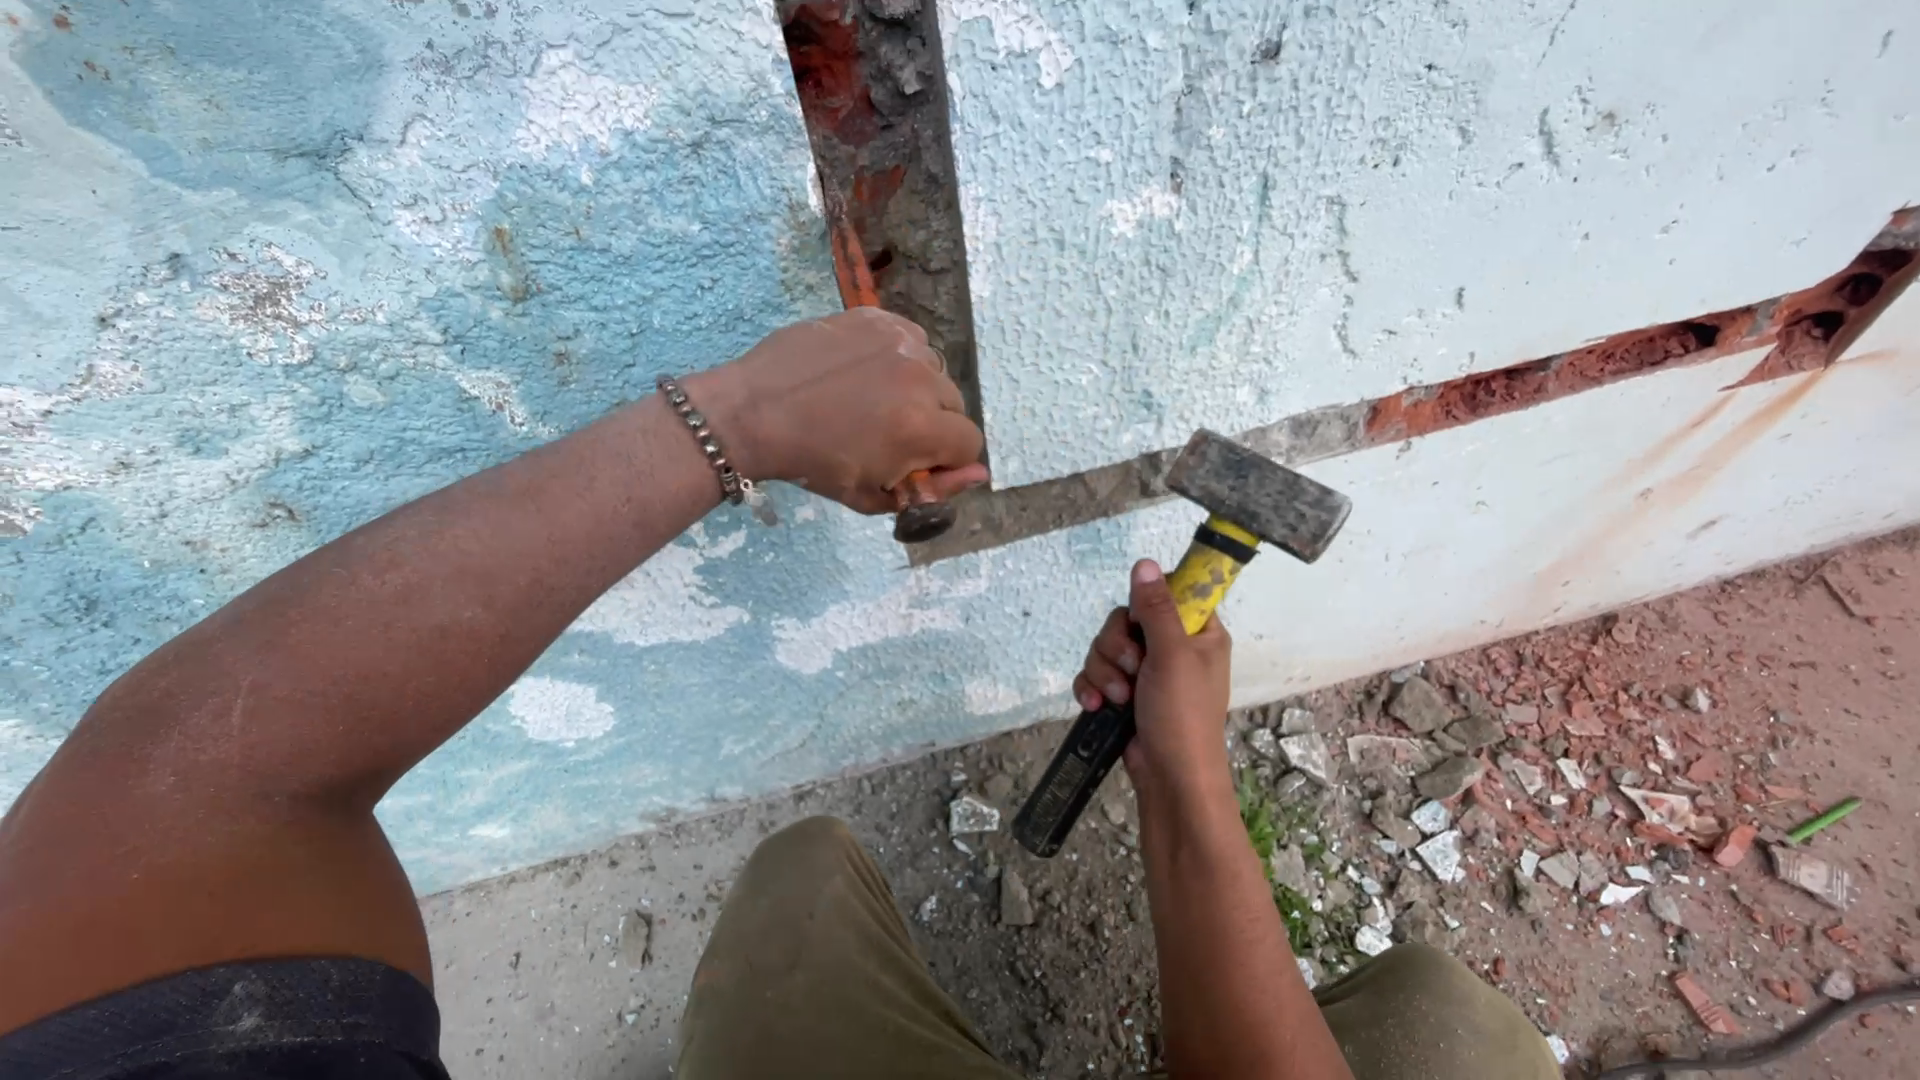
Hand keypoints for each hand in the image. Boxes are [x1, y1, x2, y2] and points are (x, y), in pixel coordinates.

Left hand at [683, 308, 987, 513]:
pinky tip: (866, 370)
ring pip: (934, 369)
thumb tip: (978, 473)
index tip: (917, 460)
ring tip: (874, 398)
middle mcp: (920, 378)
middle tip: (889, 431)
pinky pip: (911, 339)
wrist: (754, 412)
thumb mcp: (873, 496)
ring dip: (917, 387)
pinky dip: (899, 356)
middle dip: (933, 423)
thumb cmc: (813, 464)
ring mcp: (899, 341)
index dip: (946, 458)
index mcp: (921, 427)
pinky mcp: (876, 317)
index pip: (969, 442)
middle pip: (954, 404)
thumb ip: (933, 490)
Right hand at [1074, 560, 1233, 794]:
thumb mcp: (1171, 654)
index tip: (1140, 621)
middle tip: (1132, 668)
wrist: (1169, 778)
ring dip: (1104, 672)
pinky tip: (1097, 707)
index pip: (1169, 593)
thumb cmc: (1182, 714)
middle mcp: (1173, 647)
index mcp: (1198, 633)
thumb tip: (1145, 561)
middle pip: (1126, 620)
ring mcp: (1146, 672)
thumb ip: (1156, 608)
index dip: (1148, 602)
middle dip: (1117, 647)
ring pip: (1105, 647)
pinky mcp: (1123, 694)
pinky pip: (1095, 675)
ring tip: (1118, 698)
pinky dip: (1092, 689)